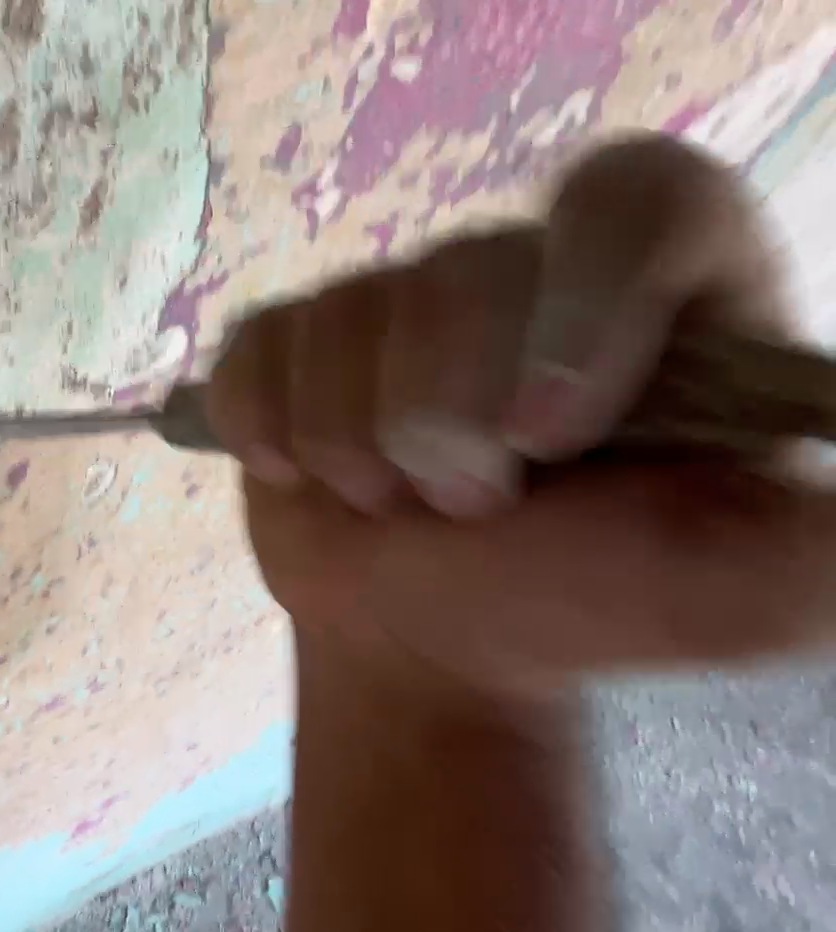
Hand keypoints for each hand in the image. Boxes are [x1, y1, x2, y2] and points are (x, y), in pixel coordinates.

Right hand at [206, 134, 835, 695]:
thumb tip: (829, 466)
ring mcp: (383, 308)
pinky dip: (259, 424)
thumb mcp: (745, 592)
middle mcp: (515, 277)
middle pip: (453, 275)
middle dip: (434, 421)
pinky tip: (293, 473)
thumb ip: (826, 530)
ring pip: (336, 316)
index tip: (542, 438)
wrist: (417, 635)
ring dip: (344, 443)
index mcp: (656, 293)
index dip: (579, 302)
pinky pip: (252, 348)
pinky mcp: (288, 348)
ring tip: (379, 502)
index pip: (630, 198)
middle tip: (459, 507)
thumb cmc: (569, 606)